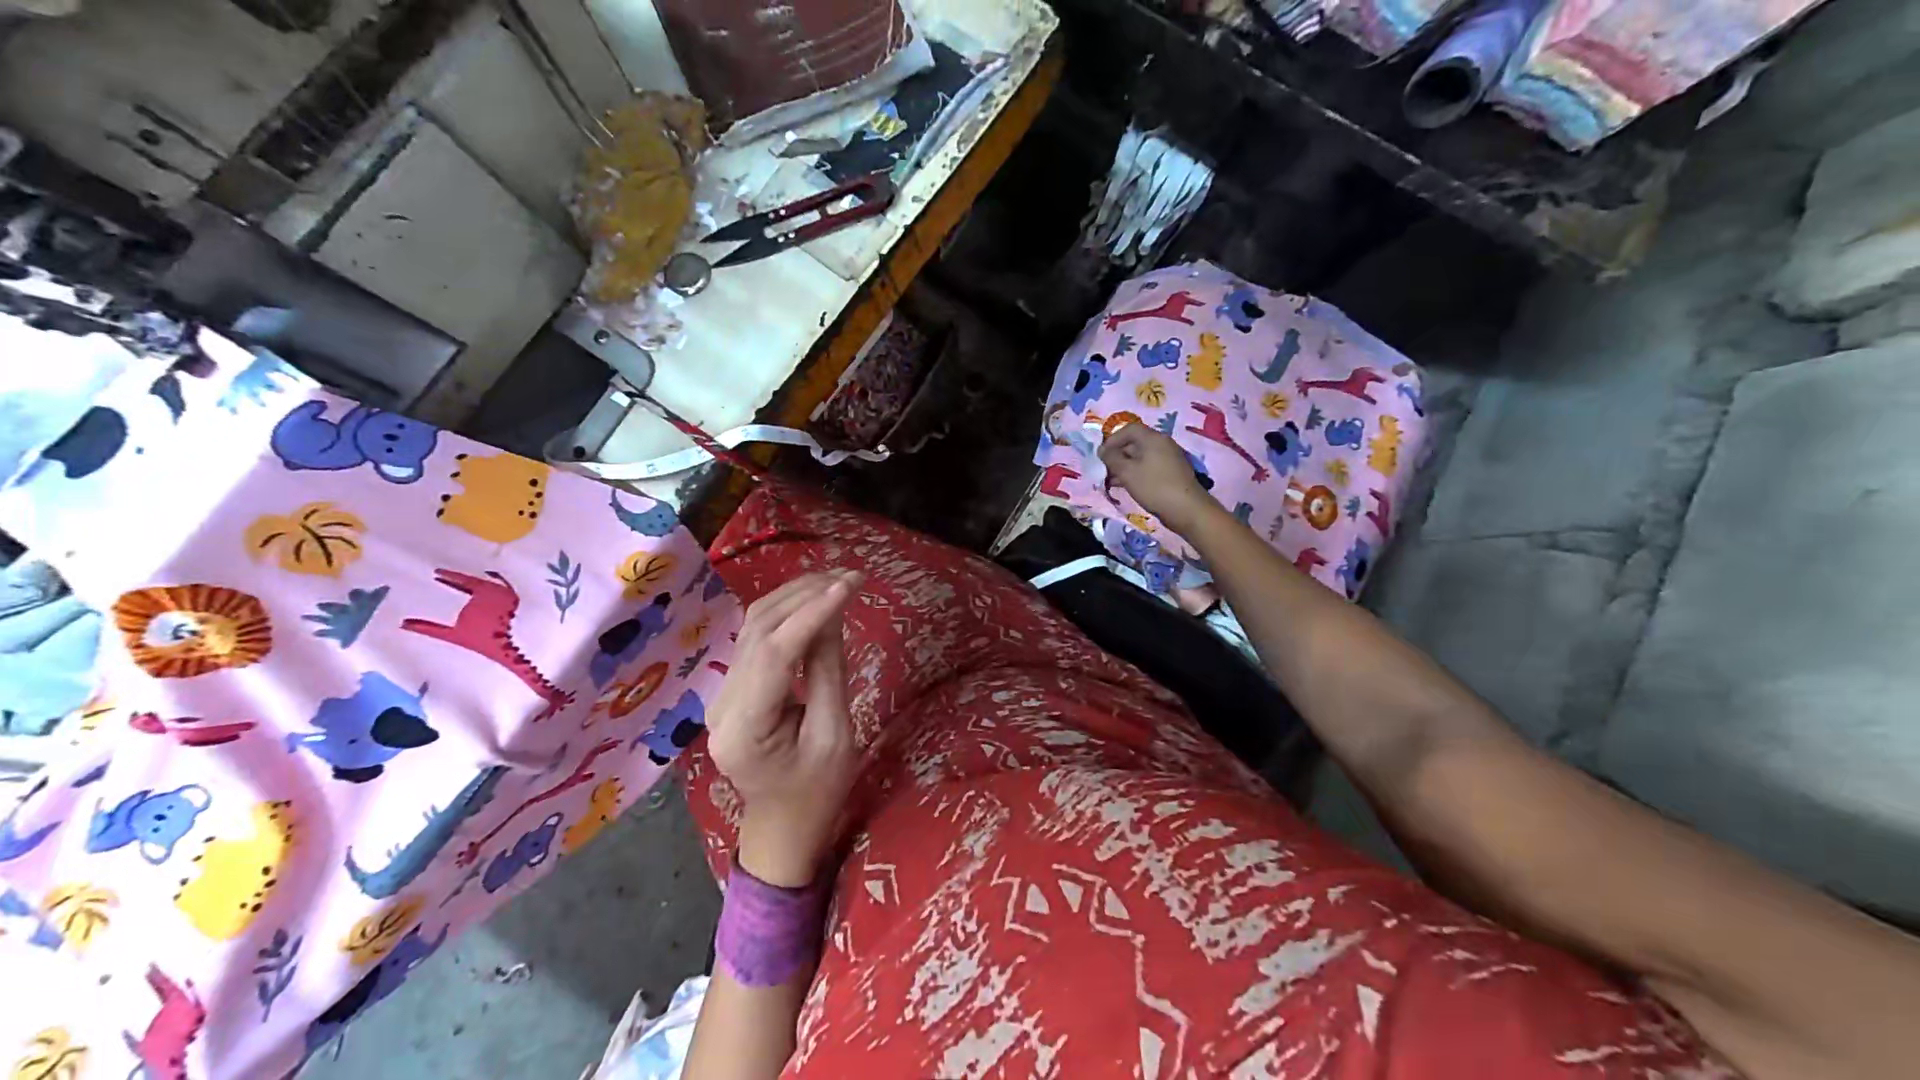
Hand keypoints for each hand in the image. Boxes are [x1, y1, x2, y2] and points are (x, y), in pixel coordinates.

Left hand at [706, 571, 861, 886]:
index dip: (812, 613)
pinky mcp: (733, 686)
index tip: (850, 585)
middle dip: (805, 594)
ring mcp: (722, 693)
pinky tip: (816, 600)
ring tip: (837, 579)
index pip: (775, 654)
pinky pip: (758, 638)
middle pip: (759, 631)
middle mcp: (722, 705)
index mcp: (745, 730)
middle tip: (851, 575)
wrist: (784, 823)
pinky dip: (788, 612)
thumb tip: (832, 612)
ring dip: (796, 595)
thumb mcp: (835, 735)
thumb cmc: (818, 790)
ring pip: (754, 626)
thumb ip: (828, 672)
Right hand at [1099, 422, 1217, 534]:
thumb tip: (1102, 451)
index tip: (1101, 455)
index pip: (1128, 429)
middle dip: (1116, 455)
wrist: (1186, 509)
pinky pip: (1148, 467)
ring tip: (1111, 481)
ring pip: (1140, 457)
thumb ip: (1111, 459)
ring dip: (1124, 467)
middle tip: (1103, 470)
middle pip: (1134, 443)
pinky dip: (1135, 473)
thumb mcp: (1127, 472)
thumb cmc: (1154, 486)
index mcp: (1153, 438)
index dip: (1112, 440)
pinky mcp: (1171, 473)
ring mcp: (1168, 458)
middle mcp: (1162, 444)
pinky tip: (1126, 486)